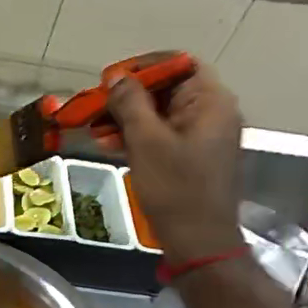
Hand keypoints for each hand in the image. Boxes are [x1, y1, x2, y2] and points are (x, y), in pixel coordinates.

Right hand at [104, 62, 244, 264]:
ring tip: (94, 128)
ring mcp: (203, 137)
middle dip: (128, 96)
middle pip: (167, 89)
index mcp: (211, 102)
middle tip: (96, 105)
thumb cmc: (176, 189)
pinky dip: (137, 136)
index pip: (179, 64)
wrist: (199, 243)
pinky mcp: (193, 158)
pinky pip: (163, 136)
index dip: (143, 66)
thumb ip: (130, 103)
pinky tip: (108, 145)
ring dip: (127, 118)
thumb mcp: (147, 142)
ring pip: (161, 114)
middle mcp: (213, 113)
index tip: (111, 78)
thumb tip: (116, 78)